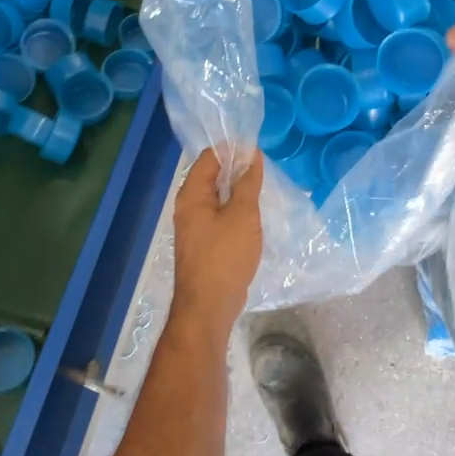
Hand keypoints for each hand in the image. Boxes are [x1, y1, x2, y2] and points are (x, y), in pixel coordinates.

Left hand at [172, 147, 264, 333]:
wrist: (208, 306)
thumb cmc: (225, 256)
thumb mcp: (243, 215)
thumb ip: (247, 182)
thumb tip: (252, 154)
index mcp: (192, 194)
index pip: (210, 156)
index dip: (234, 150)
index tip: (260, 153)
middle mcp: (188, 206)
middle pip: (213, 176)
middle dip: (238, 171)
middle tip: (266, 173)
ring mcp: (195, 227)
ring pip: (218, 198)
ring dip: (239, 194)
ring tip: (264, 193)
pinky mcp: (204, 244)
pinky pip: (220, 218)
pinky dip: (236, 213)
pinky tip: (254, 219)